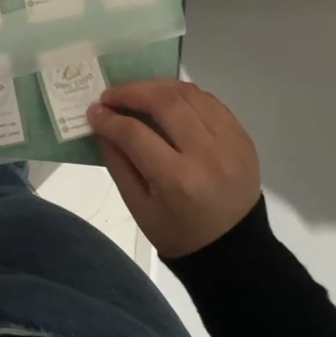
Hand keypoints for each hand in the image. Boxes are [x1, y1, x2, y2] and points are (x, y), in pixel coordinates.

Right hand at [87, 79, 261, 259]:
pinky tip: (167, 100)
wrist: (234, 250)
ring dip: (157, 87)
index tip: (93, 111)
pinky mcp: (242, 137)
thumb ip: (118, 163)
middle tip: (110, 96)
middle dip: (131, 92)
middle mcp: (207, 155)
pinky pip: (210, 101)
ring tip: (137, 92)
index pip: (136, 134)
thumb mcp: (139, 208)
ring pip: (189, 94)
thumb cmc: (179, 234)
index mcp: (178, 180)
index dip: (109, 119)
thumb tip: (102, 125)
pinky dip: (184, 95)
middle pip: (165, 103)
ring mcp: (230, 142)